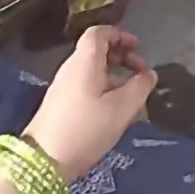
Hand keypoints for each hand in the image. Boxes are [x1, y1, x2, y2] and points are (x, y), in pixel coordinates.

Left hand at [23, 26, 157, 181]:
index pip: (98, 33)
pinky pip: (85, 85)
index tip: (137, 46)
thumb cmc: (86, 128)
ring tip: (133, 93)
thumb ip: (140, 87)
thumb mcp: (122, 108)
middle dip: (121, 56)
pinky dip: (104, 88)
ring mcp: (63, 87)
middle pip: (96, 50)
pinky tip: (115, 110)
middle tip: (140, 71)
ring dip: (114, 75)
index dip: (119, 34)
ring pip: (92, 70)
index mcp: (84, 62)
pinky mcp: (60, 104)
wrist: (45, 160)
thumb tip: (149, 74)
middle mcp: (71, 69)